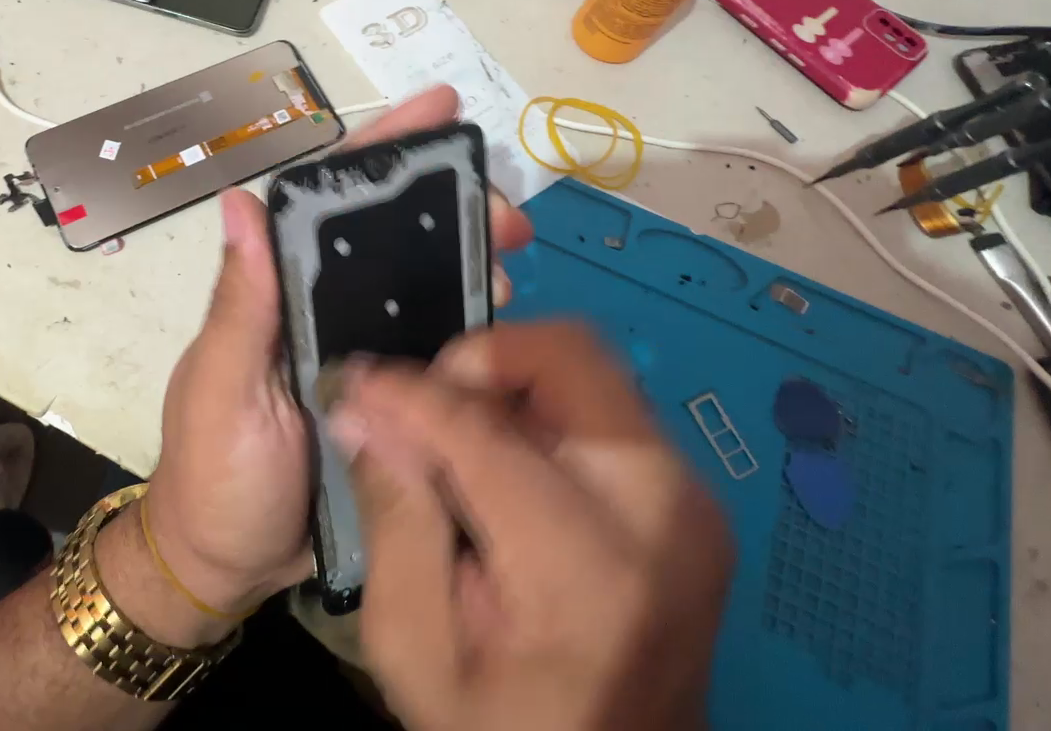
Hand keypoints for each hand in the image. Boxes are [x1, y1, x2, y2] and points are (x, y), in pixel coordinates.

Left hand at [139, 86, 534, 642]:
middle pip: (385, 236)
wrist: (231, 563)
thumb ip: (241, 304)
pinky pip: (432, 345)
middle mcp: (318, 308)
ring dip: (466, 257)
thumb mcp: (222, 385)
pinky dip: (468, 323)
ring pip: (417, 283)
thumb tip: (239, 200)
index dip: (380, 151)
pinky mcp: (388, 395)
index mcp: (276, 293)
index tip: (439, 111)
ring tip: (514, 253)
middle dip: (446, 205)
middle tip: (508, 208)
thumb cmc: (216, 471)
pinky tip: (502, 315)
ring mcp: (357, 350)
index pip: (324, 204)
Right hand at [331, 324, 733, 730]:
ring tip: (457, 436)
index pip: (485, 431)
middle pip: (572, 356)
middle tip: (424, 405)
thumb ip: (395, 518)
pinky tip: (503, 461)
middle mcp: (663, 511)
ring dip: (509, 382)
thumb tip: (363, 410)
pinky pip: (605, 406)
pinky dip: (540, 407)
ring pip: (589, 369)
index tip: (357, 380)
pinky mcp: (694, 496)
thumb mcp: (416, 644)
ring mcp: (690, 499)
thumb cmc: (505, 722)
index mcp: (587, 568)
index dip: (407, 392)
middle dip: (480, 359)